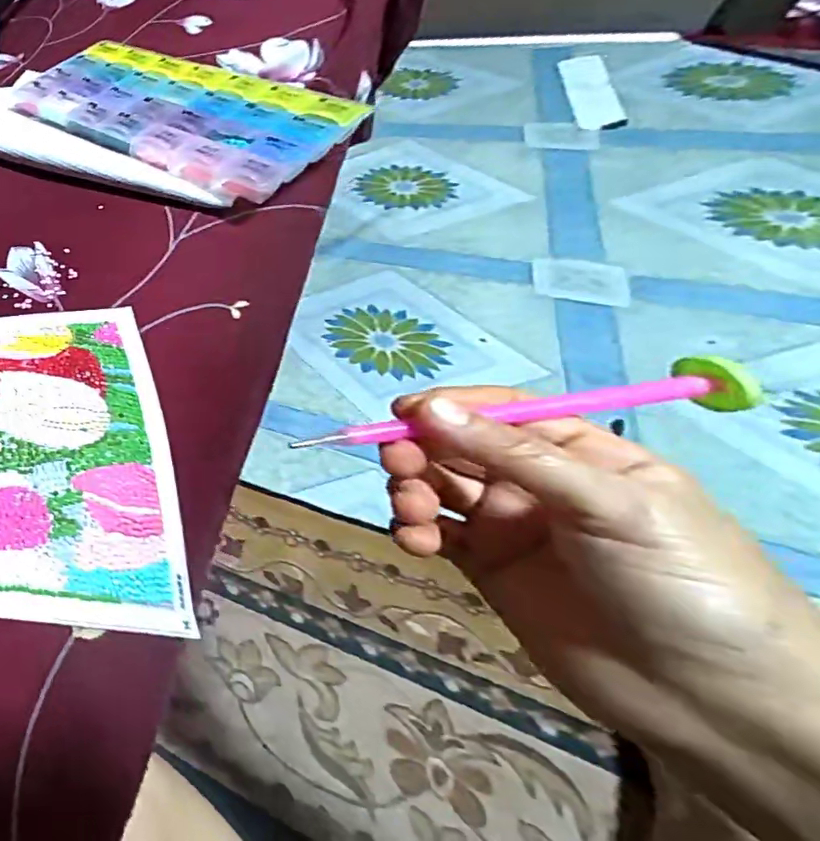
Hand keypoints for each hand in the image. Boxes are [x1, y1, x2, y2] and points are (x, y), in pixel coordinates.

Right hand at [384, 387, 819, 840]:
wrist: (711, 703)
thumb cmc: (683, 583)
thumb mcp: (610, 505)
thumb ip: (513, 454)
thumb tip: (423, 408)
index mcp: (579, 455)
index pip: (500, 412)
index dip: (449, 407)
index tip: (403, 414)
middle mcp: (536, 482)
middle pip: (454, 445)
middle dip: (417, 449)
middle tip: (399, 465)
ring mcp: (506, 524)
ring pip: (433, 485)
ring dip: (409, 489)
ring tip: (414, 514)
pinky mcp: (483, 564)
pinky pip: (432, 531)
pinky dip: (412, 529)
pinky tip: (417, 544)